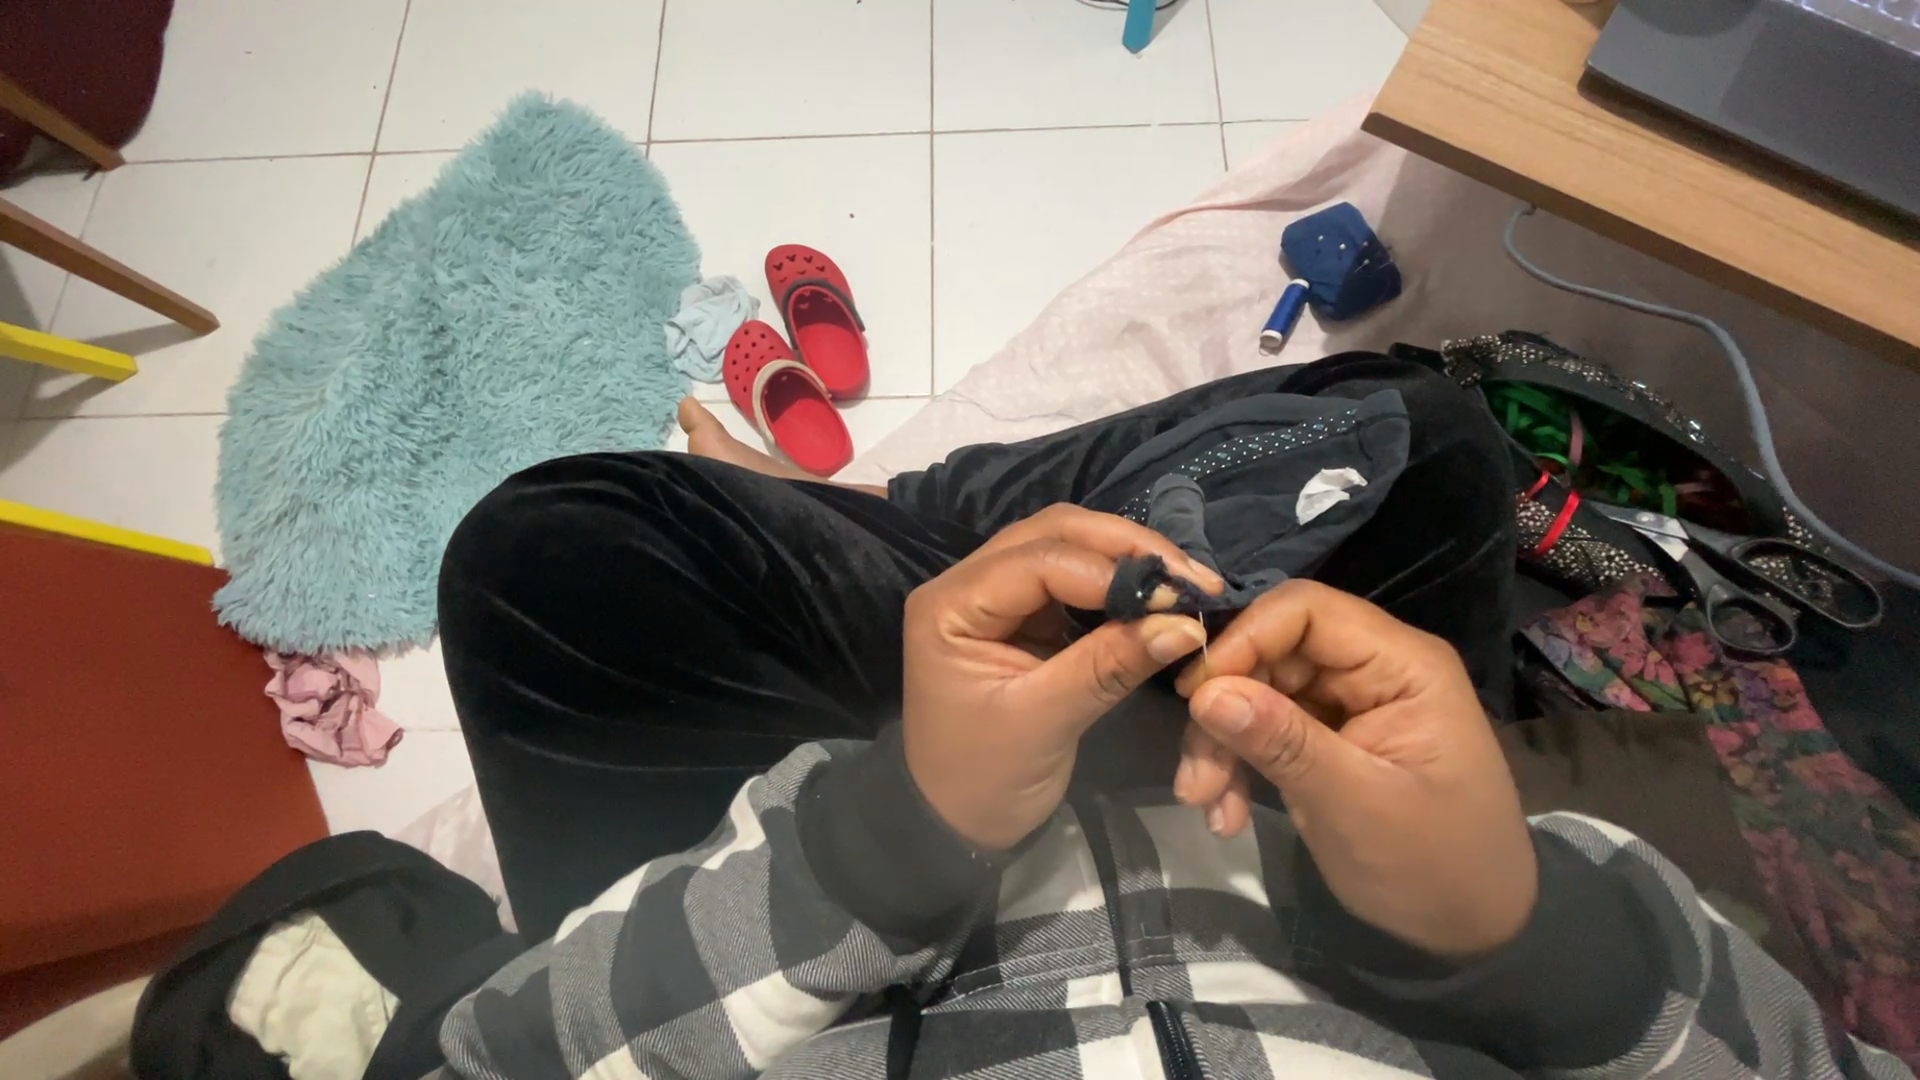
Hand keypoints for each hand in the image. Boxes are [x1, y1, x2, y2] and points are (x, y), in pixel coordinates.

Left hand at [903, 505, 1219, 851]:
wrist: (955, 818)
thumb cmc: (984, 778)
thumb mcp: (1044, 722)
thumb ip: (1108, 666)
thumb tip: (1184, 624)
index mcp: (950, 605)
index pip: (1037, 559)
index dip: (1110, 570)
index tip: (1177, 596)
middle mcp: (966, 584)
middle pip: (1051, 534)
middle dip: (1124, 547)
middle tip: (1191, 576)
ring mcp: (994, 594)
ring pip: (1064, 545)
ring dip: (1124, 557)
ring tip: (1183, 581)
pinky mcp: (1021, 614)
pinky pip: (1072, 578)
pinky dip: (1115, 581)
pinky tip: (1153, 595)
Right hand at [1173, 580, 1536, 957]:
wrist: (1464, 930)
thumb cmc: (1433, 865)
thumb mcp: (1356, 806)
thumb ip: (1282, 742)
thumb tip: (1204, 694)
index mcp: (1400, 664)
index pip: (1305, 610)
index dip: (1244, 637)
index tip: (1198, 693)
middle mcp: (1366, 667)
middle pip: (1266, 652)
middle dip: (1222, 708)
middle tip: (1195, 772)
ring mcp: (1339, 700)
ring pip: (1249, 689)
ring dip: (1218, 743)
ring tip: (1204, 801)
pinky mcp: (1316, 731)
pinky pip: (1255, 724)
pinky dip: (1231, 762)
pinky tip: (1224, 811)